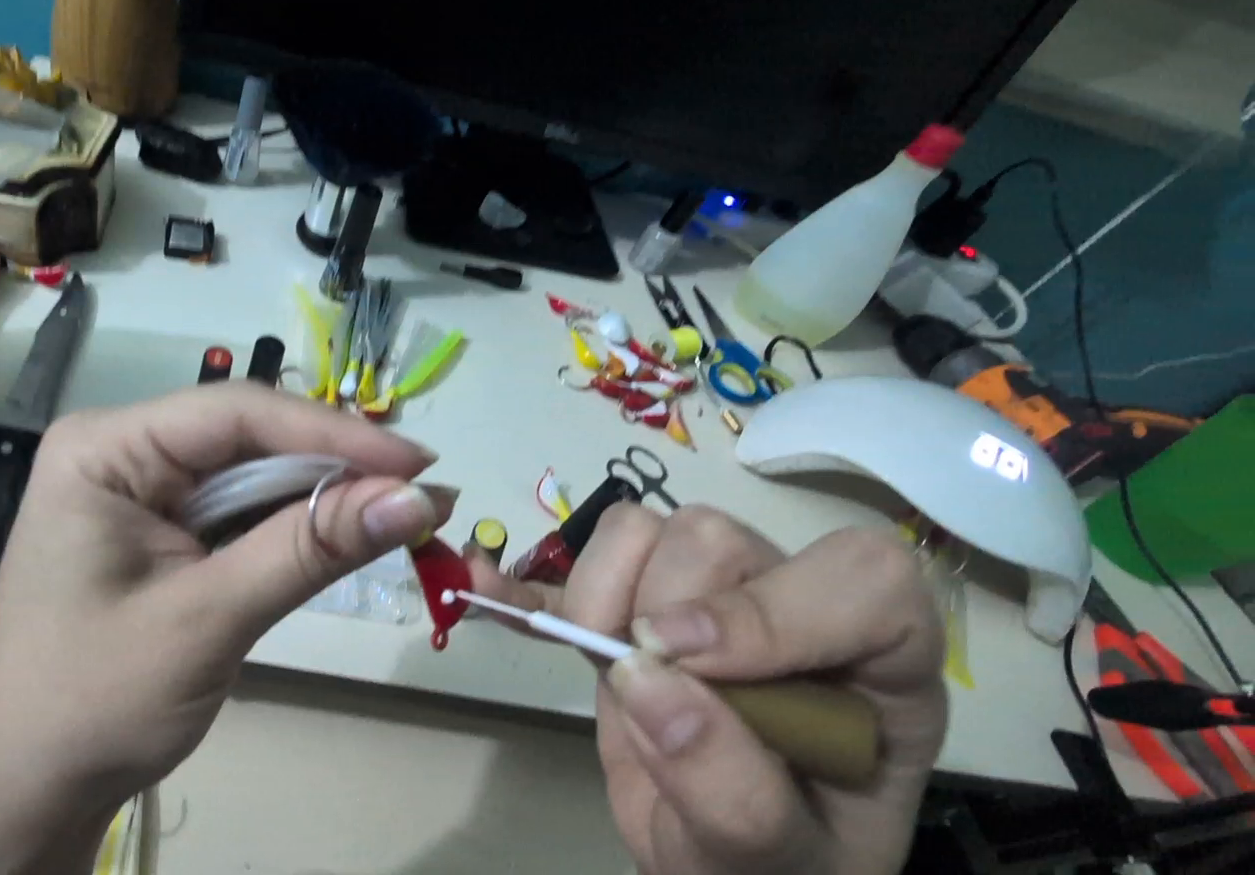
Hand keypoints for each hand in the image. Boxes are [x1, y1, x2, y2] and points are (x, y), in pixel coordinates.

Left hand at [0, 384, 451, 873]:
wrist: (27, 793)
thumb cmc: (94, 702)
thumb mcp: (208, 618)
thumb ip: (309, 549)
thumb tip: (417, 497)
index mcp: (105, 448)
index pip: (236, 414)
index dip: (333, 432)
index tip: (419, 462)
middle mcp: (122, 451)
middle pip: (248, 437)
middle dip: (335, 466)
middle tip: (425, 493)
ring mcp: (139, 490)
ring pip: (252, 473)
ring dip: (323, 497)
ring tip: (404, 513)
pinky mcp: (159, 528)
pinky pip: (238, 510)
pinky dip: (294, 527)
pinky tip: (346, 534)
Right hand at [467, 505, 946, 874]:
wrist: (719, 865)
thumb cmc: (778, 874)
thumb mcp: (777, 866)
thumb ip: (733, 791)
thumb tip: (645, 675)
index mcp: (877, 664)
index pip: (860, 581)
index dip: (771, 609)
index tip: (685, 663)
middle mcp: (795, 604)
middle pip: (716, 540)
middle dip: (657, 615)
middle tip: (637, 691)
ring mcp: (709, 591)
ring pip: (645, 528)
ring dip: (600, 598)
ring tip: (602, 671)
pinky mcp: (639, 597)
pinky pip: (582, 558)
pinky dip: (534, 582)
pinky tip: (491, 596)